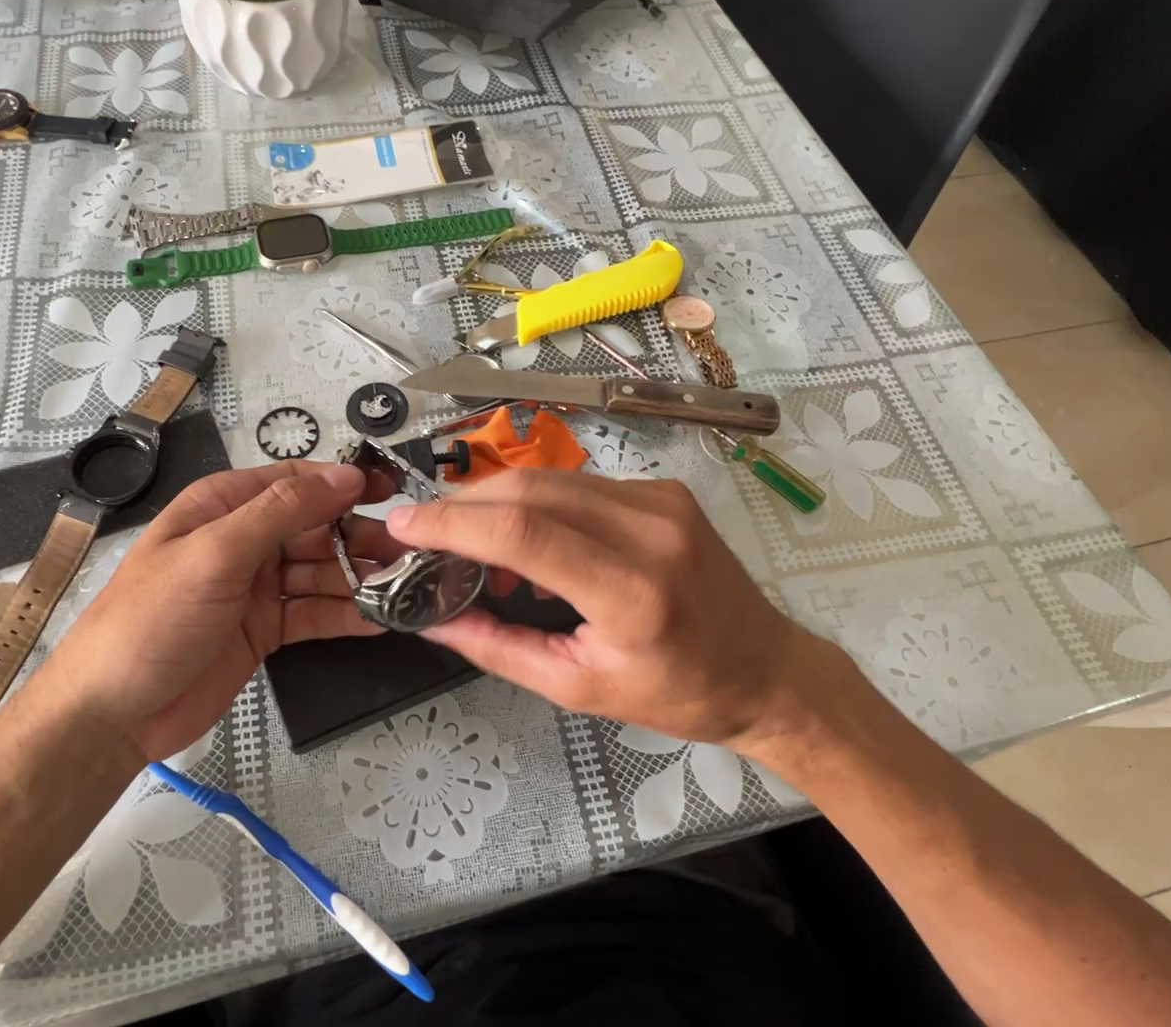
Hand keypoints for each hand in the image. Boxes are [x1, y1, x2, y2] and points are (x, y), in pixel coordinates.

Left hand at [40, 460, 401, 762]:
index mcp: (222, 508)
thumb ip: (282, 512)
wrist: (112, 714)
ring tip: (404, 587)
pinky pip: (313, 614)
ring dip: (360, 579)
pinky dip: (344, 616)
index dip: (342, 484)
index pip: (294, 483)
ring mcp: (255, 588)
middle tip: (407, 553)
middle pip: (316, 529)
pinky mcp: (264, 630)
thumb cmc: (150, 620)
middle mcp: (242, 542)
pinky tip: (378, 620)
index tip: (391, 492)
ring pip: (320, 572)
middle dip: (359, 538)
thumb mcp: (215, 554)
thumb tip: (344, 475)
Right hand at [386, 470, 871, 749]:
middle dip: (463, 504)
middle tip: (424, 530)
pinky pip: (579, 484)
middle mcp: (651, 529)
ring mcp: (662, 501)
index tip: (403, 526)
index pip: (523, 533)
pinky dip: (534, 501)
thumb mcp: (580, 689)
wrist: (767, 667)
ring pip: (550, 477)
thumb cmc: (676, 692)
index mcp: (632, 591)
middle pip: (530, 489)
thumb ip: (500, 648)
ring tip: (464, 536)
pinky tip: (519, 533)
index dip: (452, 524)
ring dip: (494, 499)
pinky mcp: (664, 490)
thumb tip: (433, 619)